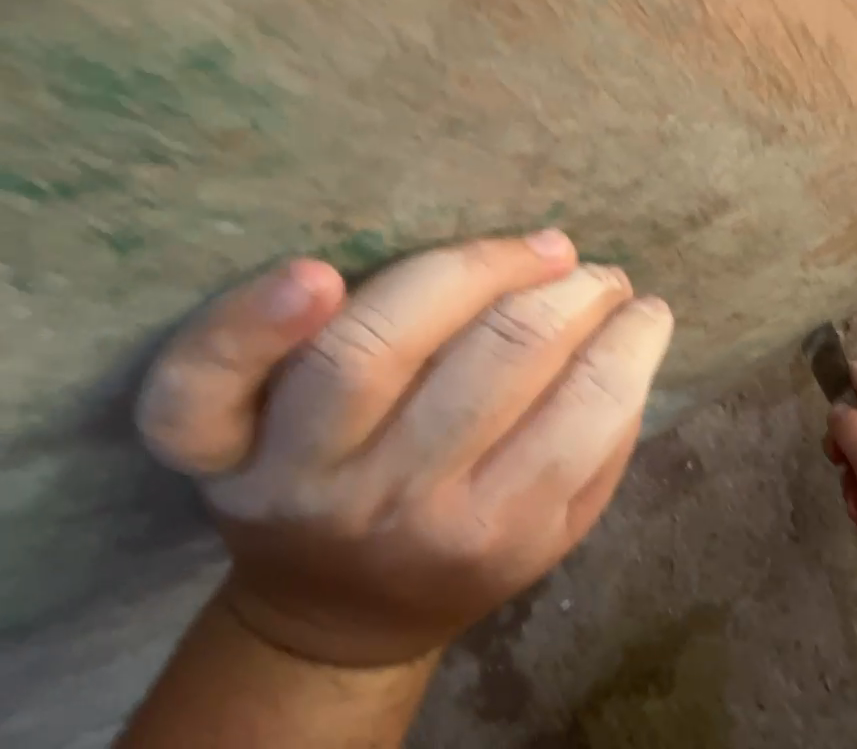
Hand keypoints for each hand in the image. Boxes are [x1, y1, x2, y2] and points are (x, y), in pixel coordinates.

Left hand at [135, 231, 673, 667]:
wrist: (341, 613)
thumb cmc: (477, 551)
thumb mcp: (568, 522)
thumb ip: (606, 434)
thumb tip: (630, 324)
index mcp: (498, 525)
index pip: (590, 402)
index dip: (633, 334)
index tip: (644, 310)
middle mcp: (401, 501)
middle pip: (499, 356)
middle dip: (574, 292)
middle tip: (597, 278)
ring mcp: (299, 471)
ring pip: (377, 344)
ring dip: (478, 269)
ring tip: (538, 249)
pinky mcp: (214, 449)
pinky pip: (205, 379)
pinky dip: (249, 321)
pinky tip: (318, 274)